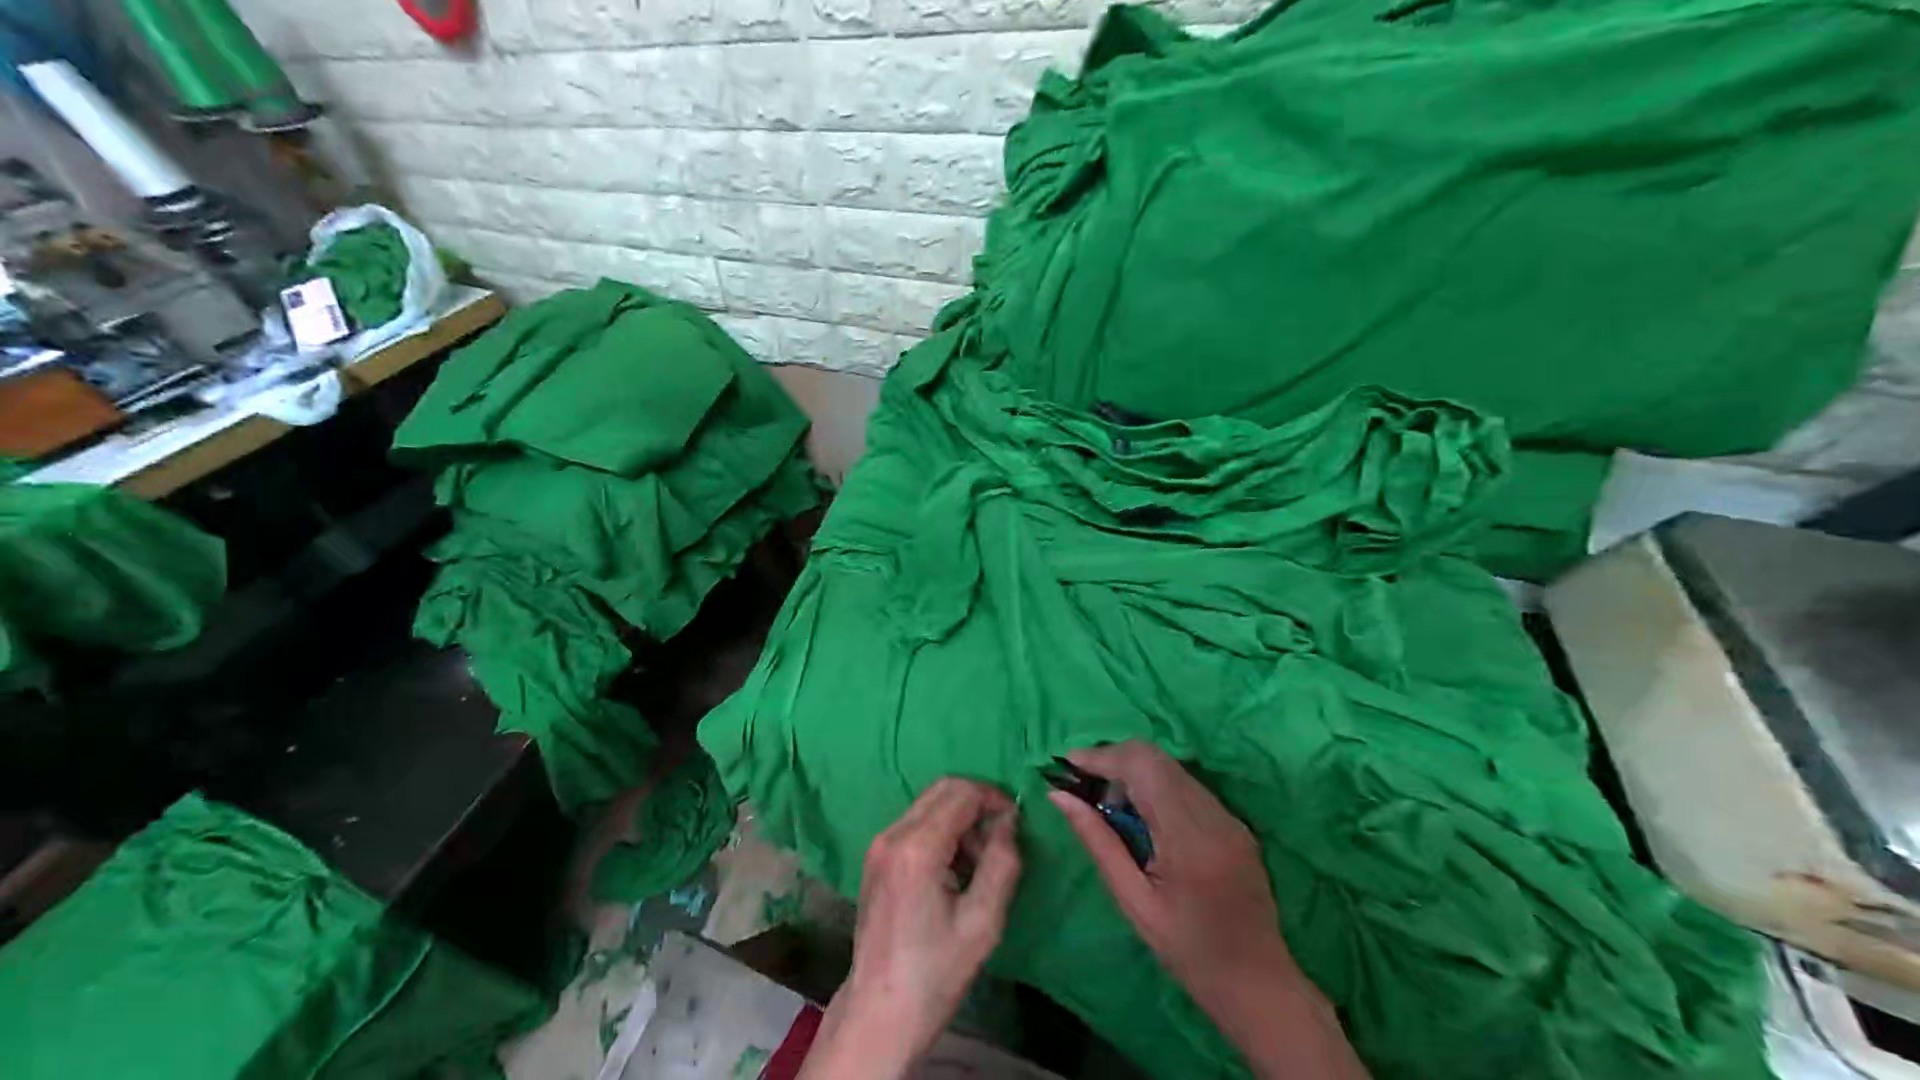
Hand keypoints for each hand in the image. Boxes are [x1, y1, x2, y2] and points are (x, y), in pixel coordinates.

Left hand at [800, 778, 1021, 1079]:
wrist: (879, 1012)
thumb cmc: (936, 973)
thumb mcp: (983, 922)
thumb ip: (1002, 862)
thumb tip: (1009, 822)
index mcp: (917, 848)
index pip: (963, 792)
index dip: (995, 799)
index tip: (1016, 824)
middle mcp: (892, 834)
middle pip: (943, 789)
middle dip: (978, 804)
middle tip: (1000, 840)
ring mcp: (879, 845)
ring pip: (929, 803)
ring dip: (960, 818)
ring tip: (980, 862)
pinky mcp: (876, 858)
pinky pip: (915, 823)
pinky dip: (941, 830)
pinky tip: (955, 869)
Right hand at [1051, 741, 1370, 1079]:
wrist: (1258, 984)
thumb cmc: (1188, 952)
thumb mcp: (1134, 902)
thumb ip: (1097, 842)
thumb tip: (1059, 796)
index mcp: (1189, 839)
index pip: (1143, 768)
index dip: (1102, 757)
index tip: (1068, 763)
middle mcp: (1214, 816)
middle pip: (1157, 758)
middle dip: (1114, 759)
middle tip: (1084, 785)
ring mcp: (1229, 816)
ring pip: (1171, 767)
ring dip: (1133, 770)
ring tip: (1108, 802)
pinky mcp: (1234, 821)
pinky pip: (1186, 784)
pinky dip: (1154, 784)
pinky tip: (1139, 814)